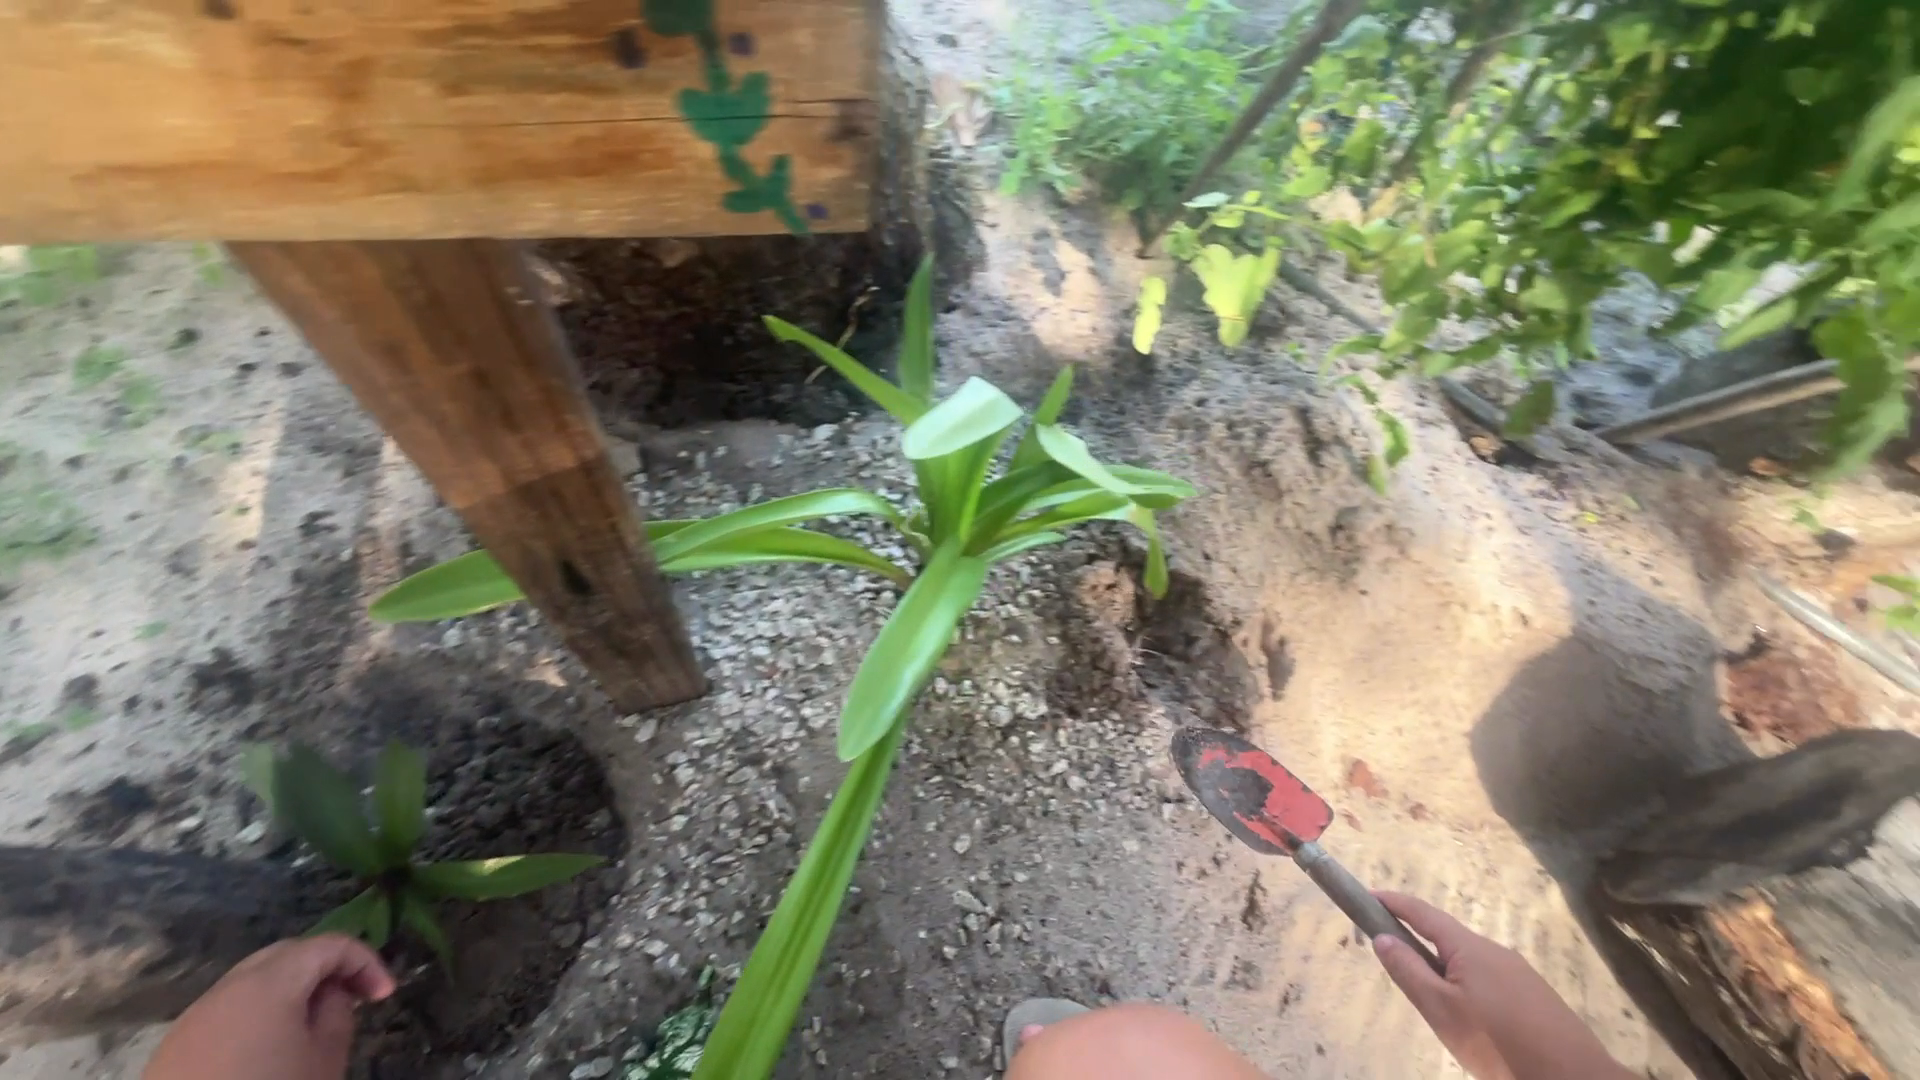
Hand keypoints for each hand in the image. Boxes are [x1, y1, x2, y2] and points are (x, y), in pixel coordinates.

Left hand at [144, 936, 395, 1079]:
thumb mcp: (326, 1056)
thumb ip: (337, 1010)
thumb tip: (329, 994)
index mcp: (269, 983)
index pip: (331, 945)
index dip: (366, 961)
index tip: (384, 995)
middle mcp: (226, 990)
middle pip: (288, 954)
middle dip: (327, 966)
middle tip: (353, 993)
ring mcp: (191, 1021)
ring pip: (253, 982)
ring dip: (291, 989)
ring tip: (312, 1021)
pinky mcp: (170, 1051)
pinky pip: (226, 1013)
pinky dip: (257, 1014)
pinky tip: (267, 1048)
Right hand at [1372, 892, 1634, 1079]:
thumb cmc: (1499, 1045)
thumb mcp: (1441, 1011)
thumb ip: (1408, 970)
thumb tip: (1380, 936)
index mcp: (1469, 947)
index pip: (1421, 912)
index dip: (1392, 902)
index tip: (1366, 896)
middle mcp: (1496, 951)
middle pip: (1446, 937)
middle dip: (1417, 942)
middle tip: (1396, 965)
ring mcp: (1521, 975)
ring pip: (1469, 962)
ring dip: (1444, 970)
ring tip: (1435, 1005)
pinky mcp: (1537, 1000)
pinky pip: (1490, 981)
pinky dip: (1468, 987)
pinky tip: (1473, 1021)